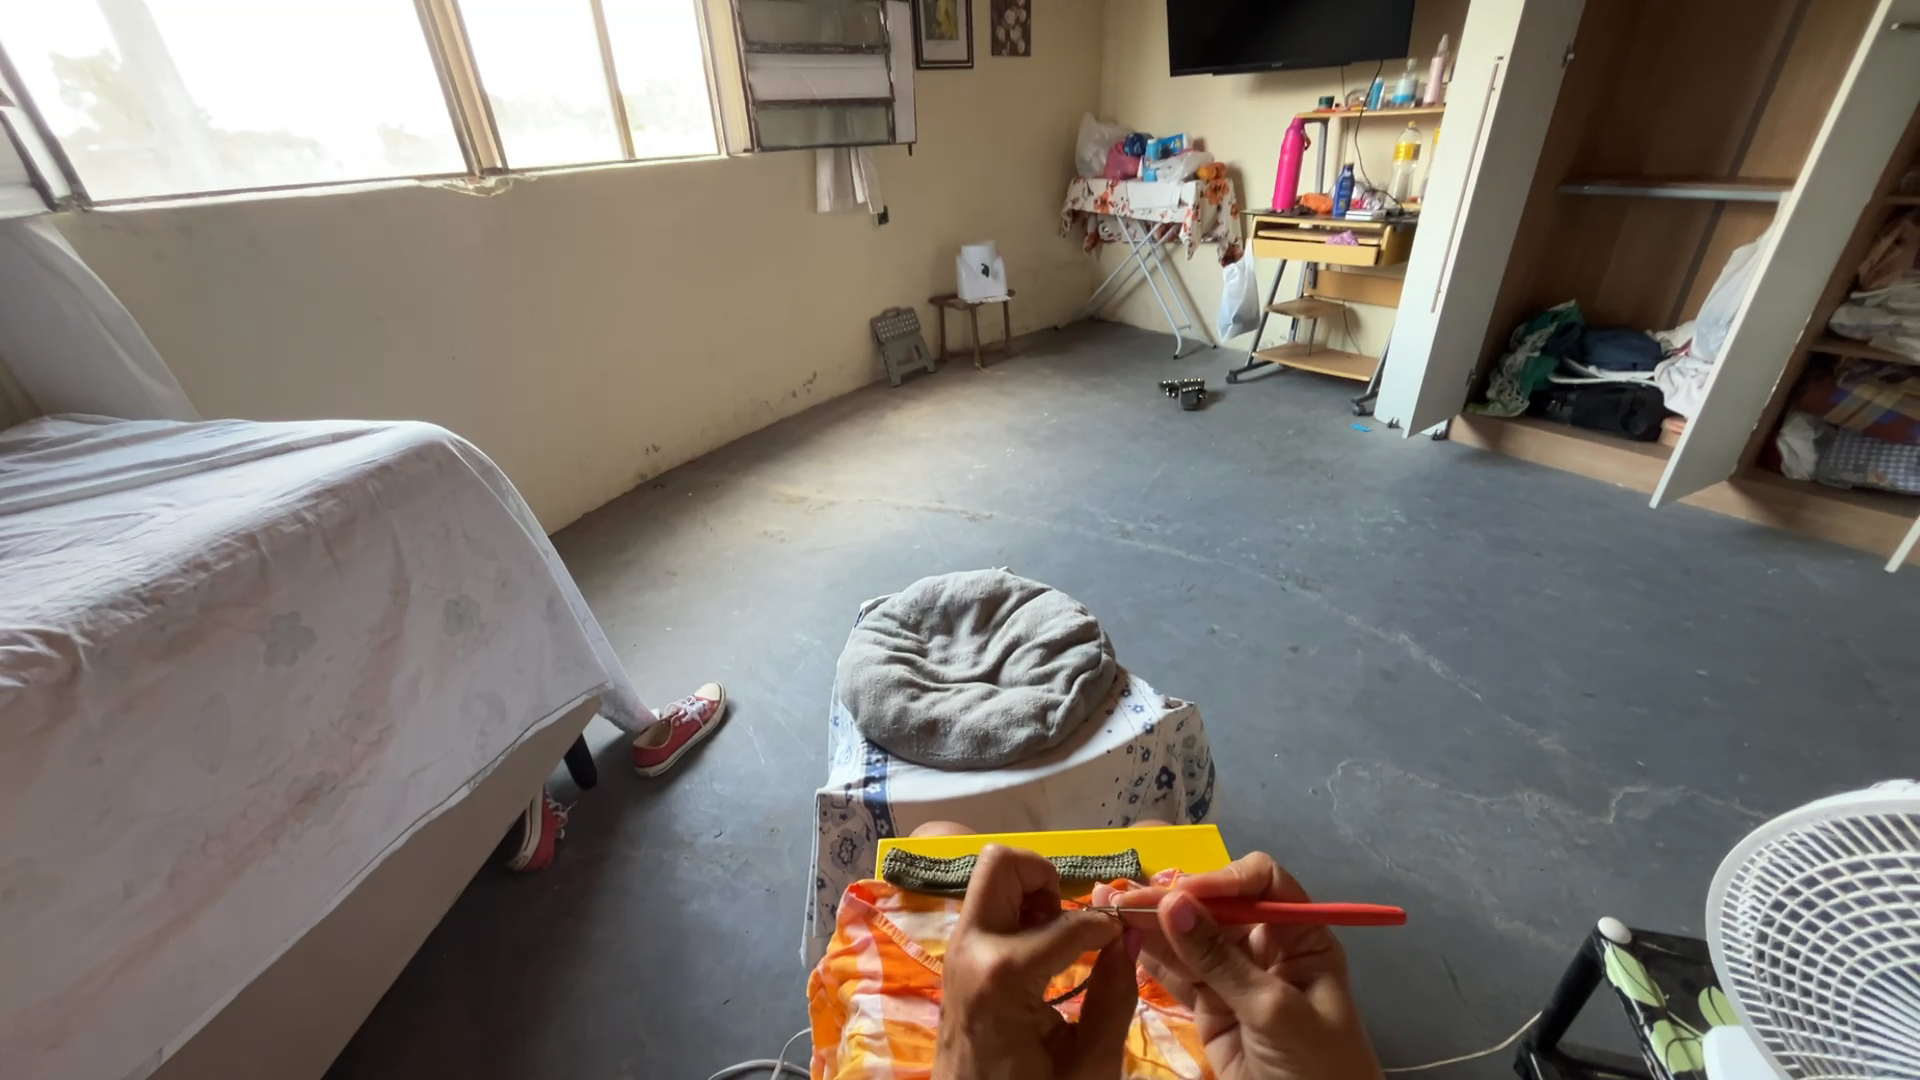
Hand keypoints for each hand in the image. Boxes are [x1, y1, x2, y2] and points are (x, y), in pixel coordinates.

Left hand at [933, 844, 1139, 1079]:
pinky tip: (1039, 953)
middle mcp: (971, 945)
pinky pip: (987, 902)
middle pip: (1002, 862)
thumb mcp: (1087, 1068)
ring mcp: (957, 946)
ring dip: (1030, 892)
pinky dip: (1018, 909)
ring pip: (992, 875)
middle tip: (1070, 922)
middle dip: (1046, 878)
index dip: (1106, 925)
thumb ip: (1114, 997)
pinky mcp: (956, 953)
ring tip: (1055, 941)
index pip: (1067, 923)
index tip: (1123, 935)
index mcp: (1003, 975)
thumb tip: (1131, 935)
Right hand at [1093, 854, 1382, 1079]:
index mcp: (1299, 937)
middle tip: (1122, 900)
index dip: (1221, 879)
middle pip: (1212, 905)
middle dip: (1169, 899)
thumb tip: (1172, 902)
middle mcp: (1264, 947)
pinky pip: (1175, 972)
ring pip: (1186, 936)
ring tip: (1106, 907)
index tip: (1181, 894)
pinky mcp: (1209, 1006)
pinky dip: (1147, 956)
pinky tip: (1120, 938)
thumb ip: (1219, 958)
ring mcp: (1233, 976)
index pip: (1259, 882)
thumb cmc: (1319, 1072)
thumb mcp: (1274, 1012)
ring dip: (1148, 922)